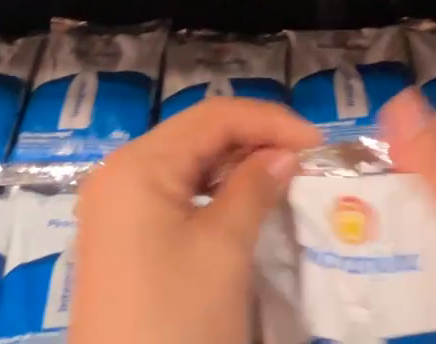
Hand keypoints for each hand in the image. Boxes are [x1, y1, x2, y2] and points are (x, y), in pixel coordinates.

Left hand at [71, 97, 322, 343]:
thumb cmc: (176, 319)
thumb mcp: (223, 250)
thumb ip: (255, 188)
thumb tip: (285, 155)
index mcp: (137, 163)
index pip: (213, 116)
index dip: (269, 121)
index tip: (319, 143)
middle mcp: (119, 172)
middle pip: (198, 135)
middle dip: (255, 140)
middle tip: (306, 161)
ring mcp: (116, 205)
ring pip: (188, 163)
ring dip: (237, 166)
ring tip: (285, 178)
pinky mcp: (122, 236)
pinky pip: (175, 193)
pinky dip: (214, 192)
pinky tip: (246, 203)